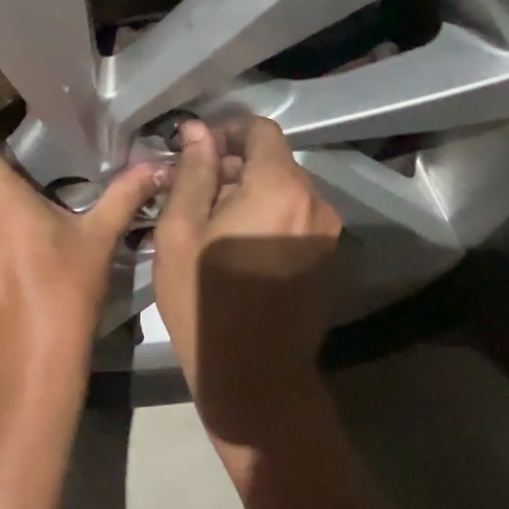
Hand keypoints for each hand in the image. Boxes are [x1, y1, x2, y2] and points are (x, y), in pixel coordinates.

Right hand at [152, 118, 343, 436]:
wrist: (255, 378)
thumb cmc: (205, 301)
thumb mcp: (181, 232)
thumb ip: (192, 174)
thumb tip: (197, 132)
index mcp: (279, 188)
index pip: (260, 130)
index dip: (225, 132)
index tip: (193, 155)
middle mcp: (314, 202)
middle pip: (273, 161)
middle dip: (233, 168)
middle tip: (191, 196)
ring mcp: (326, 233)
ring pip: (283, 192)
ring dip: (249, 195)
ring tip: (210, 226)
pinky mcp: (327, 259)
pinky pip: (293, 219)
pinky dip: (266, 219)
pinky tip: (236, 249)